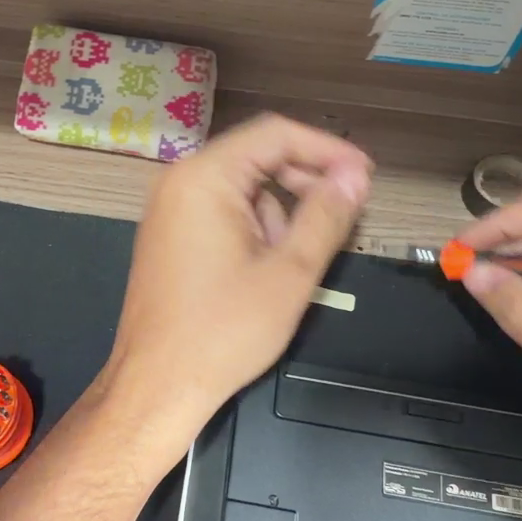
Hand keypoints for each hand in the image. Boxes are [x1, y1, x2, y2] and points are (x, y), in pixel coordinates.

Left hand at [101, 115, 372, 467]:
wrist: (157, 385)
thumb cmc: (223, 332)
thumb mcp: (289, 272)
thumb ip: (326, 215)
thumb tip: (355, 175)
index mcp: (204, 177)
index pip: (275, 134)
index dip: (327, 149)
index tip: (364, 176)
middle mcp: (179, 181)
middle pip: (256, 156)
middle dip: (305, 182)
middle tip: (345, 213)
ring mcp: (168, 209)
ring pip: (241, 188)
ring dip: (278, 212)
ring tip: (294, 261)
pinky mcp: (168, 235)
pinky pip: (220, 211)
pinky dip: (252, 227)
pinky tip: (265, 269)